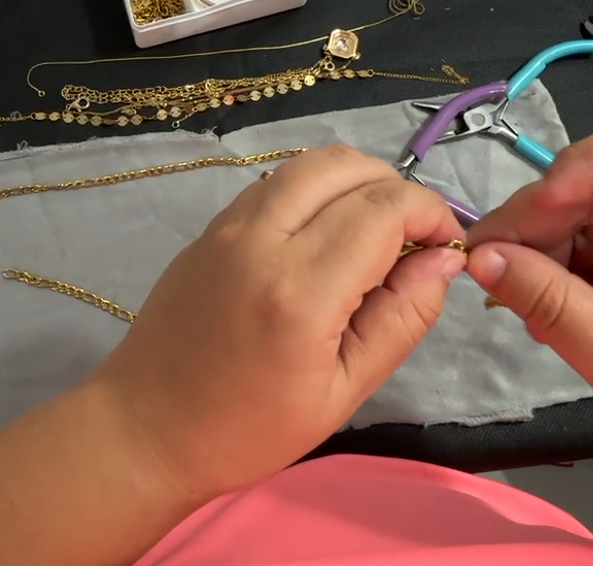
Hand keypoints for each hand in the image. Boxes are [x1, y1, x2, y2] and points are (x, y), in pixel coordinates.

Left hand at [92, 143, 466, 499]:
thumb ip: (401, 319)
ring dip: (353, 180)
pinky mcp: (210, 225)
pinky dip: (313, 188)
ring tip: (372, 230)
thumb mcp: (343, 393)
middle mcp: (261, 237)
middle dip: (395, 187)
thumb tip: (444, 261)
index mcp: (300, 289)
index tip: (446, 243)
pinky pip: (274, 181)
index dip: (429, 212)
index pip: (382, 209)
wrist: (147, 424)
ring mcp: (228, 224)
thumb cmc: (249, 429)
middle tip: (411, 236)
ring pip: (307, 163)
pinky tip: (322, 231)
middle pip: (345, 166)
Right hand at [461, 130, 592, 551]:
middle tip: (486, 255)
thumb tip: (480, 257)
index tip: (540, 205)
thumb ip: (562, 312)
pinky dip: (546, 271)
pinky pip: (585, 253)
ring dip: (537, 244)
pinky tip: (525, 303)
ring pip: (588, 217)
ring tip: (501, 288)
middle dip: (546, 214)